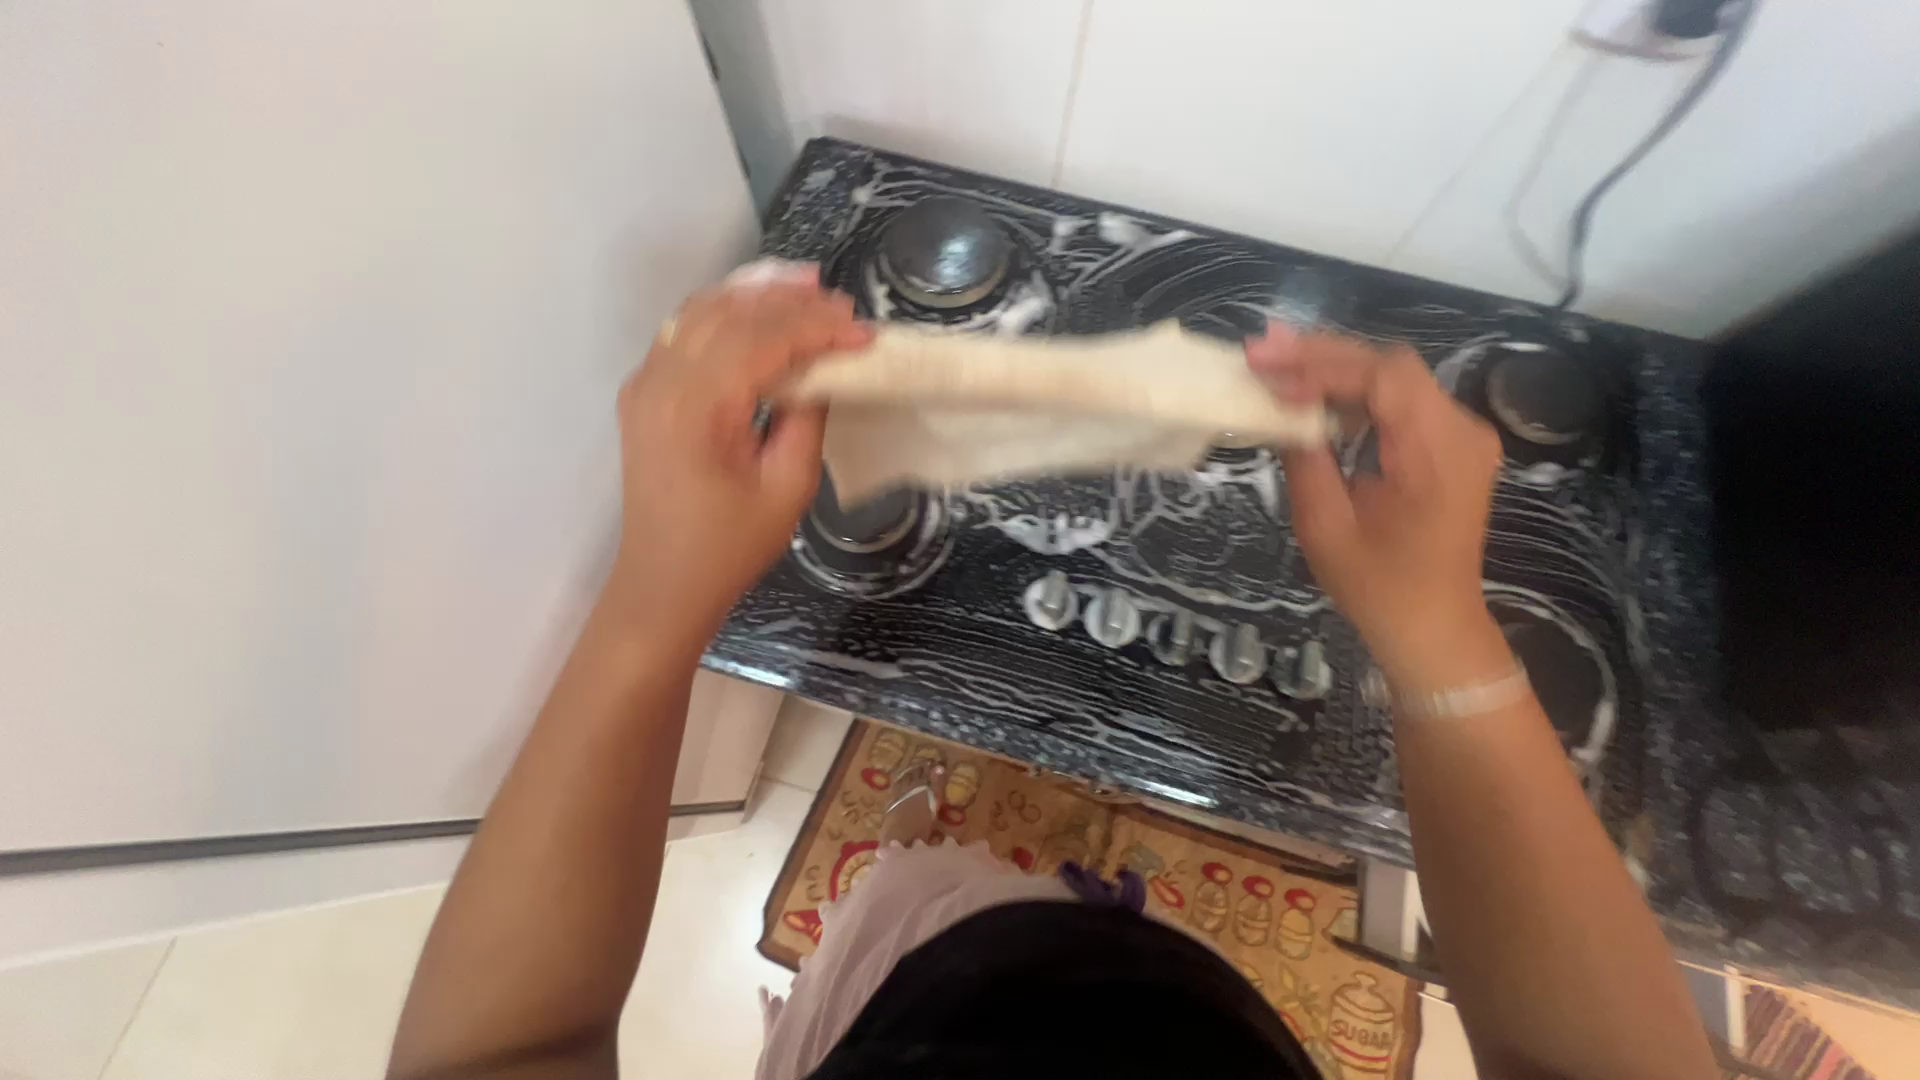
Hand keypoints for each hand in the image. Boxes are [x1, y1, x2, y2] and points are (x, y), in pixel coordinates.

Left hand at [607, 265, 872, 638]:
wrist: (664, 584)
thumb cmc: (729, 547)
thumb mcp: (787, 487)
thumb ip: (806, 419)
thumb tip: (821, 374)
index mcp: (695, 406)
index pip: (762, 339)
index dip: (817, 328)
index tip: (864, 332)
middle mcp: (660, 380)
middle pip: (730, 313)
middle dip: (789, 301)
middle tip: (841, 304)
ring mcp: (645, 382)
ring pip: (702, 311)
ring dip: (756, 296)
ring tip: (806, 287)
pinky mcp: (646, 392)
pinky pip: (685, 332)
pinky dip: (727, 314)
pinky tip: (760, 311)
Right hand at [1247, 323, 1505, 686]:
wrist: (1431, 625)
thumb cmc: (1377, 586)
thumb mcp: (1326, 526)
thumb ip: (1306, 459)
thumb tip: (1283, 410)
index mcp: (1437, 453)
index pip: (1383, 378)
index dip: (1320, 364)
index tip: (1265, 367)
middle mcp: (1461, 431)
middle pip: (1390, 366)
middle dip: (1322, 355)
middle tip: (1261, 352)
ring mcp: (1460, 435)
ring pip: (1393, 377)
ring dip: (1334, 368)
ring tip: (1276, 364)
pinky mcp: (1447, 444)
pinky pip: (1399, 401)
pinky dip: (1353, 392)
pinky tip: (1312, 392)